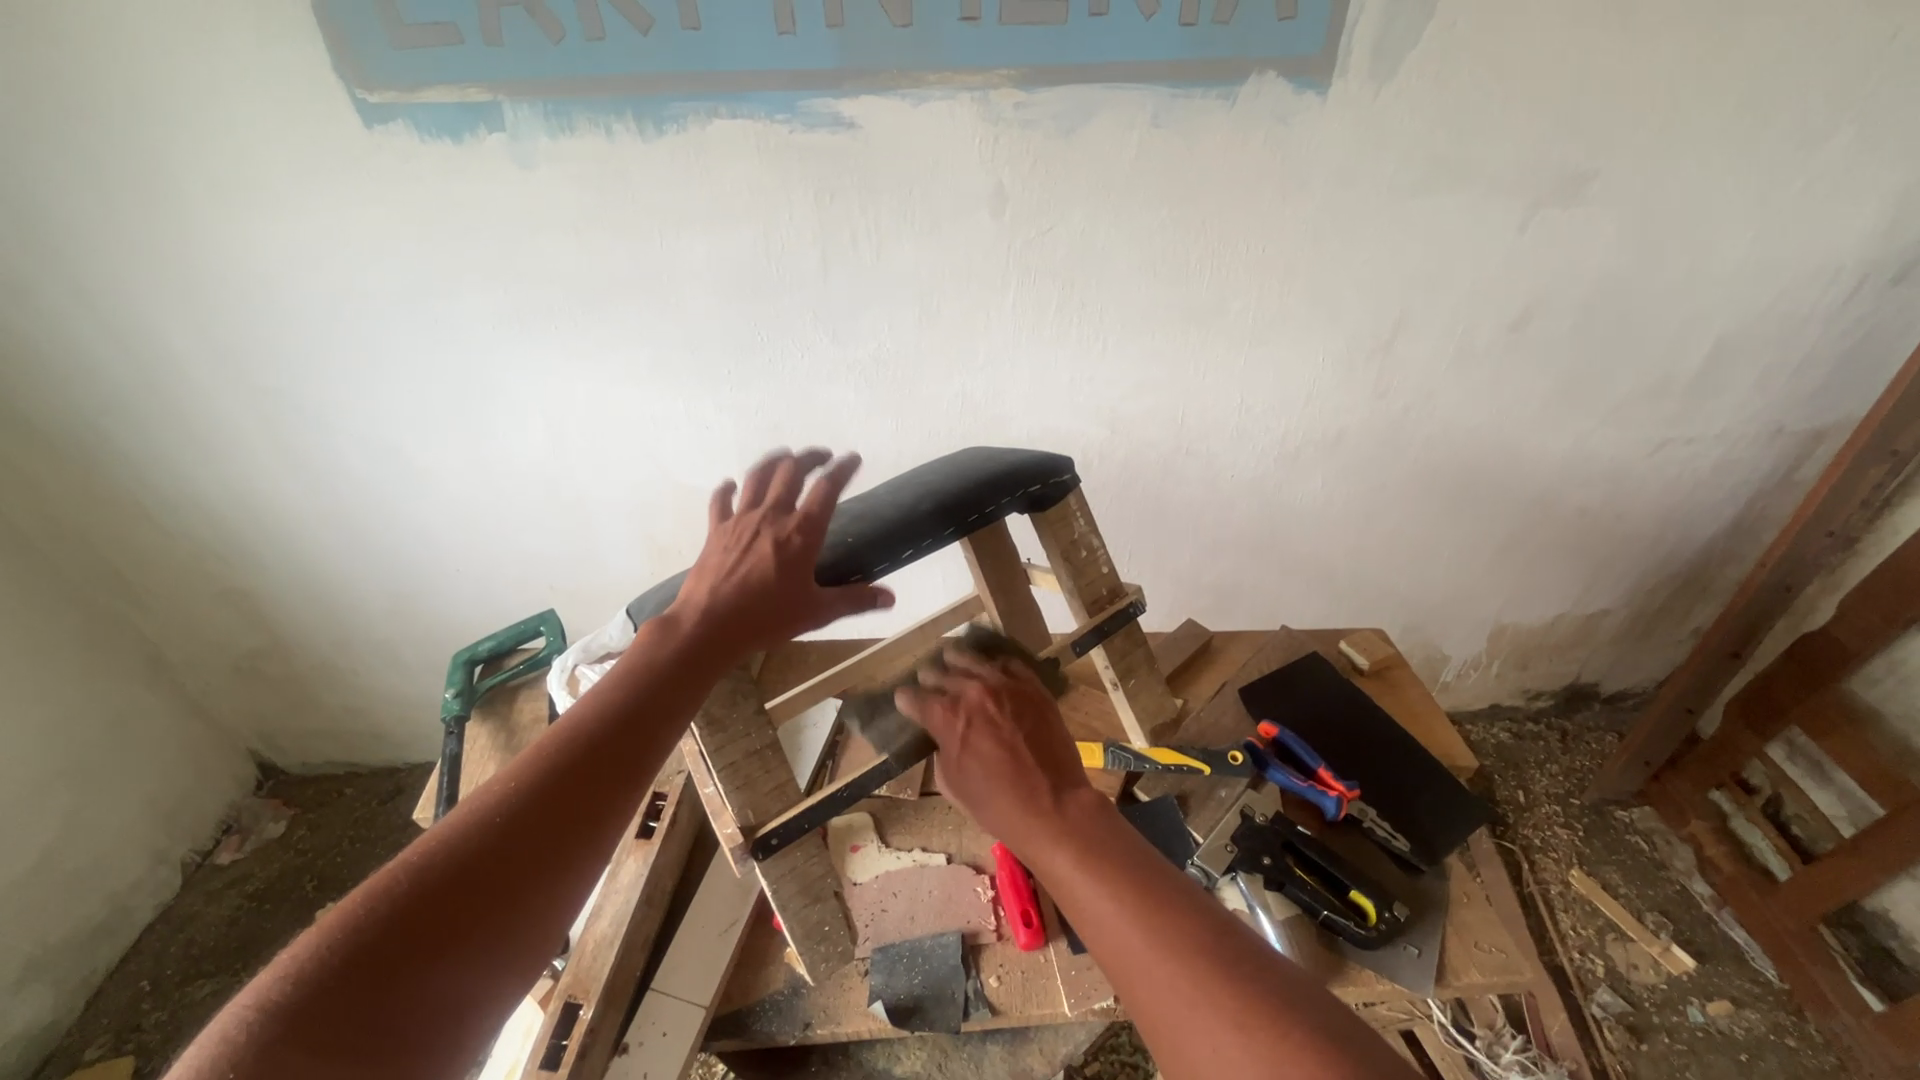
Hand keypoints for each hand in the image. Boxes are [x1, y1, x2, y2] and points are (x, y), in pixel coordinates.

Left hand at [669, 448, 894, 654]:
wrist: (708, 624)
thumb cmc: (767, 618)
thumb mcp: (817, 612)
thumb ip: (855, 600)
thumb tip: (891, 597)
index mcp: (802, 533)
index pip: (827, 489)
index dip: (843, 469)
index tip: (853, 459)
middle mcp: (772, 516)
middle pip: (792, 471)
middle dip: (810, 457)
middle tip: (823, 455)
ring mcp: (741, 520)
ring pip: (758, 476)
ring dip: (774, 461)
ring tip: (786, 456)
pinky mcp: (716, 530)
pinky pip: (721, 500)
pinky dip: (728, 488)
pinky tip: (732, 484)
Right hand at [895, 647, 1096, 853]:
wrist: (1052, 806)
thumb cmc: (996, 805)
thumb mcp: (951, 782)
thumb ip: (941, 749)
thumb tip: (942, 735)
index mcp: (946, 716)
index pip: (913, 697)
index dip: (905, 700)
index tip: (904, 701)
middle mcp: (972, 691)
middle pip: (941, 673)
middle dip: (930, 678)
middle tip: (927, 681)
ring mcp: (1005, 684)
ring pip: (973, 659)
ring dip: (957, 661)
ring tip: (951, 658)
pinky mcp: (1032, 686)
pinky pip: (1008, 663)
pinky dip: (994, 665)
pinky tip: (990, 668)